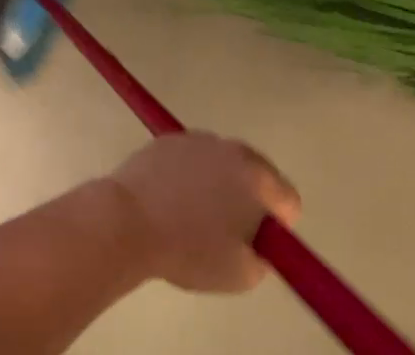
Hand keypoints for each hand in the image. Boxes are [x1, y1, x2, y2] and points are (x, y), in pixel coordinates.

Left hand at [106, 132, 299, 292]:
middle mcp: (228, 148)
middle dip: (251, 199)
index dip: (280, 225)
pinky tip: (171, 199)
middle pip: (255, 173)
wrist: (126, 222)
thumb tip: (257, 246)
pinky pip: (189, 160)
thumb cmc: (188, 248)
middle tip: (231, 230)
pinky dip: (188, 175)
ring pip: (220, 163)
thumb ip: (263, 258)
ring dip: (218, 183)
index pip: (288, 198)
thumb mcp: (242, 273)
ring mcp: (193, 139)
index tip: (262, 243)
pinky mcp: (163, 140)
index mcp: (255, 176)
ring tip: (195, 214)